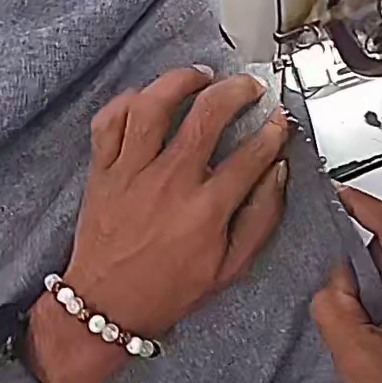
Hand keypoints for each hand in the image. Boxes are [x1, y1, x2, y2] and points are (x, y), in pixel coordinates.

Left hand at [27, 66, 289, 382]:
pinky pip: (109, 122)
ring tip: (199, 76)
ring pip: (154, 106)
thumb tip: (277, 175)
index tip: (278, 120)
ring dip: (180, 81)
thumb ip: (260, 219)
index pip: (250, 154)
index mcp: (205, 209)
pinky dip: (127, 101)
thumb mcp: (229, 267)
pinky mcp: (103, 171)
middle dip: (235, 90)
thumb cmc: (167, 289)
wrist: (108, 305)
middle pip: (207, 115)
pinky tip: (147, 97)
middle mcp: (169, 183)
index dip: (272, 131)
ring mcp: (132, 173)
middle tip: (247, 86)